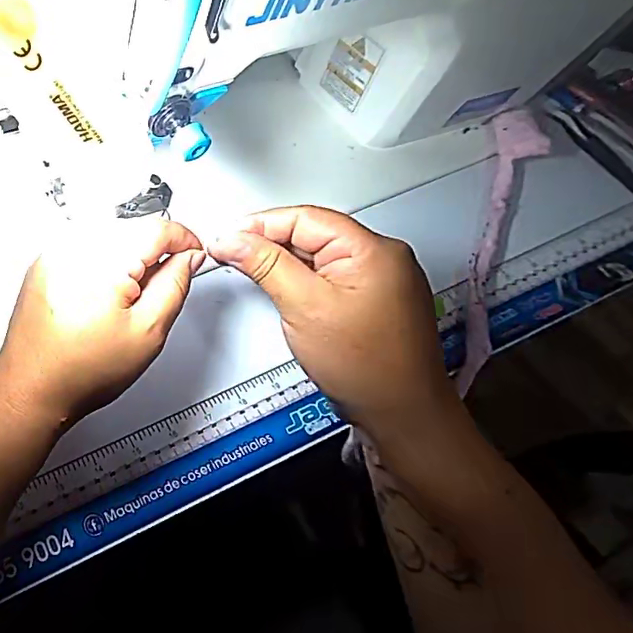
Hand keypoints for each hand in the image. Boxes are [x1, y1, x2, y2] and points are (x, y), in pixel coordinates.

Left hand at [0, 217, 204, 429]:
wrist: (32, 387)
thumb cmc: (79, 371)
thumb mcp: (148, 332)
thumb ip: (176, 285)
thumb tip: (189, 258)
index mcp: (103, 260)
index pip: (159, 226)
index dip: (185, 241)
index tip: (193, 256)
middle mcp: (75, 247)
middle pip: (136, 227)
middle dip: (156, 253)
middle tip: (155, 293)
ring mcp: (57, 252)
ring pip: (114, 235)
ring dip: (131, 257)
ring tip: (123, 303)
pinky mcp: (47, 261)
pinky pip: (90, 247)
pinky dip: (106, 264)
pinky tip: (102, 300)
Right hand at [208, 206, 451, 433]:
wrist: (403, 415)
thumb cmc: (371, 368)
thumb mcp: (303, 307)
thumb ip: (265, 265)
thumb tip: (236, 239)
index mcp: (373, 249)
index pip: (305, 218)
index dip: (260, 225)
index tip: (229, 237)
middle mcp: (383, 257)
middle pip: (313, 233)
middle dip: (270, 243)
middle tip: (235, 255)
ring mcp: (382, 279)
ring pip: (320, 256)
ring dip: (286, 263)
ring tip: (256, 275)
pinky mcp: (375, 299)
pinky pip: (331, 276)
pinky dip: (304, 280)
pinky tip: (287, 293)